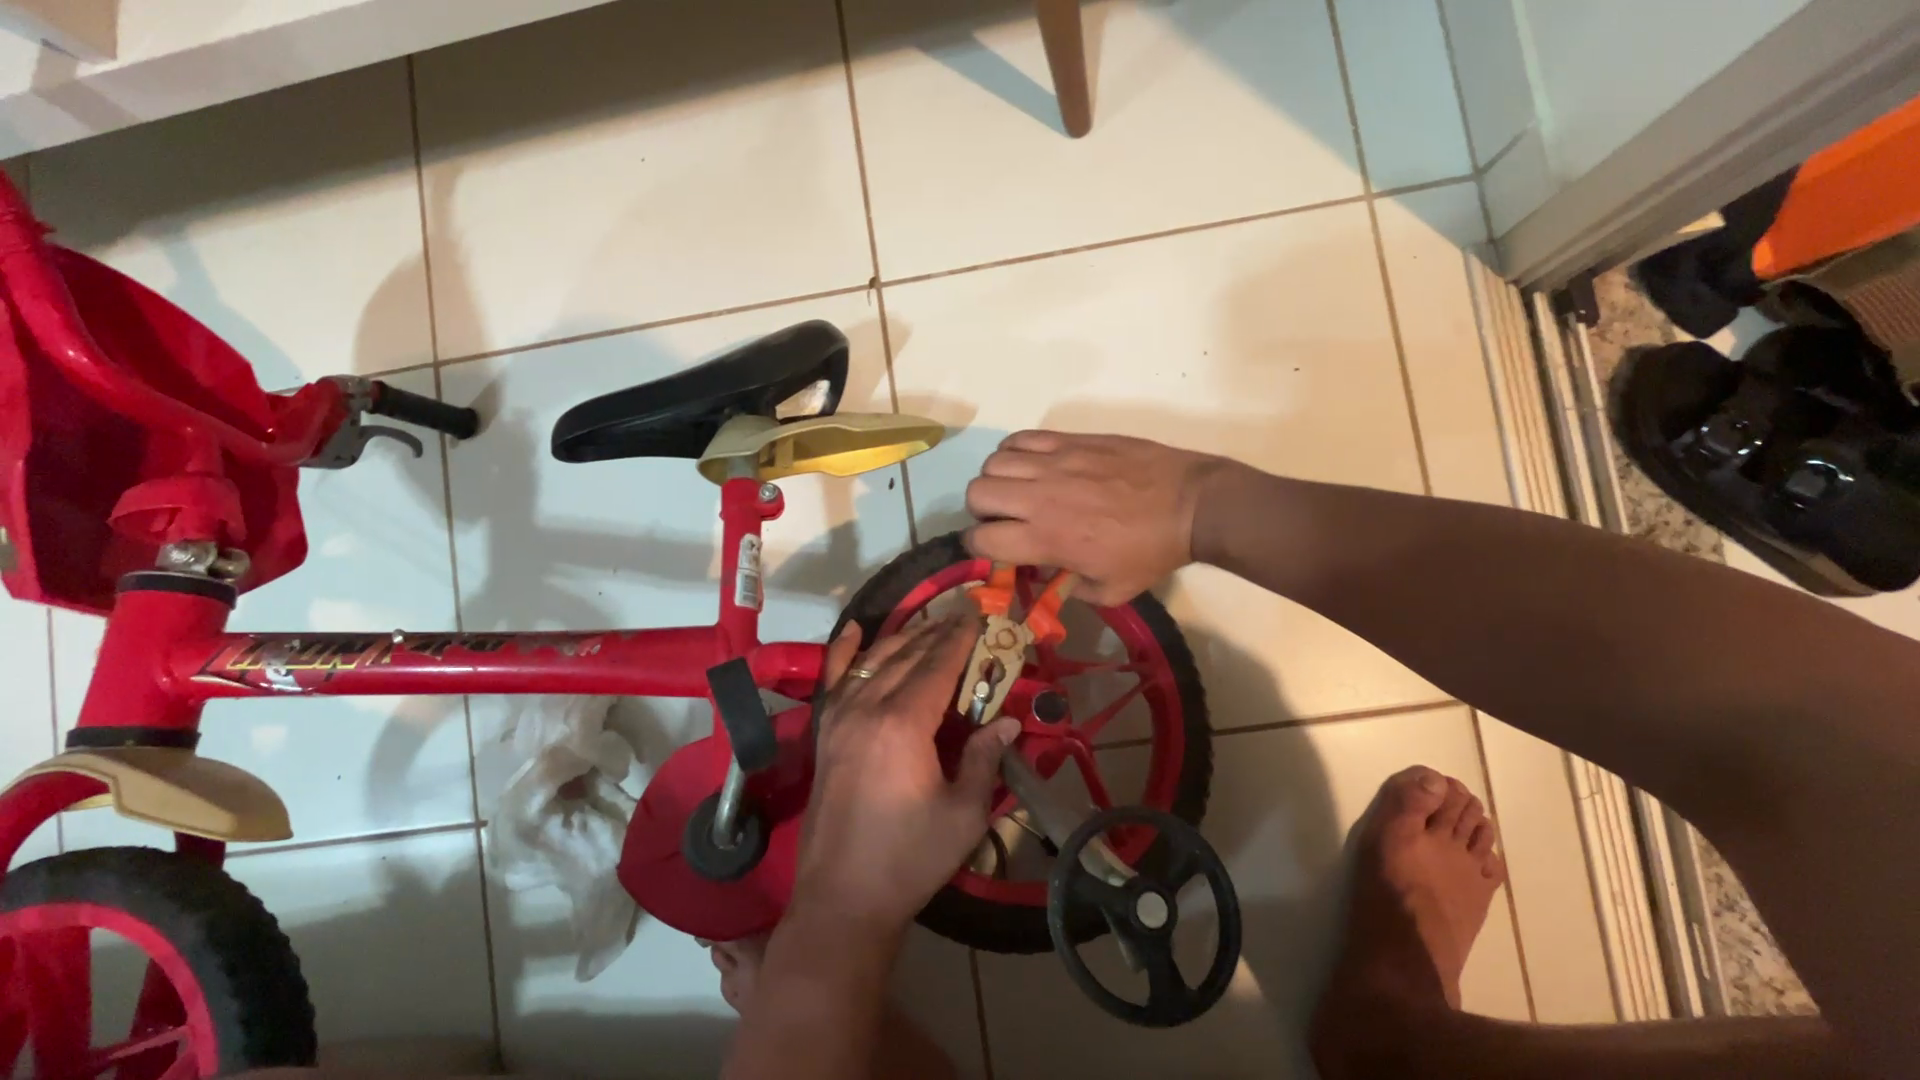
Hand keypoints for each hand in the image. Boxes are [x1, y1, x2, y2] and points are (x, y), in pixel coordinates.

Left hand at [795, 616, 1020, 929]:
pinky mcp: (825, 733)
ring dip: (904, 637)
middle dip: (938, 632)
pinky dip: (845, 652)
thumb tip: (1007, 723)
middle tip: (965, 616)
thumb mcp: (963, 814)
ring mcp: (839, 718)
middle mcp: (867, 708)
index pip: (938, 665)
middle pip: (908, 656)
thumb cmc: (910, 858)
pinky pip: (834, 679)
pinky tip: (857, 630)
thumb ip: (983, 759)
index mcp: (904, 724)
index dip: (962, 638)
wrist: (843, 897)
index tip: (981, 614)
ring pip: (874, 661)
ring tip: (931, 622)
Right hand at [964, 431, 1236, 604]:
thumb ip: (1069, 589)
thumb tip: (1045, 576)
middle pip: (976, 493)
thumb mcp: (1110, 591)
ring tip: (1019, 489)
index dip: (979, 548)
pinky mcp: (1071, 440)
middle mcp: (1040, 497)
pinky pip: (1021, 438)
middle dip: (982, 511)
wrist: (1191, 504)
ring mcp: (1054, 462)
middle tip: (1005, 518)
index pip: (982, 539)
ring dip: (998, 480)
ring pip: (994, 462)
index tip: (995, 550)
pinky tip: (1034, 465)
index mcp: (1047, 538)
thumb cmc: (1151, 553)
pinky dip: (1015, 452)